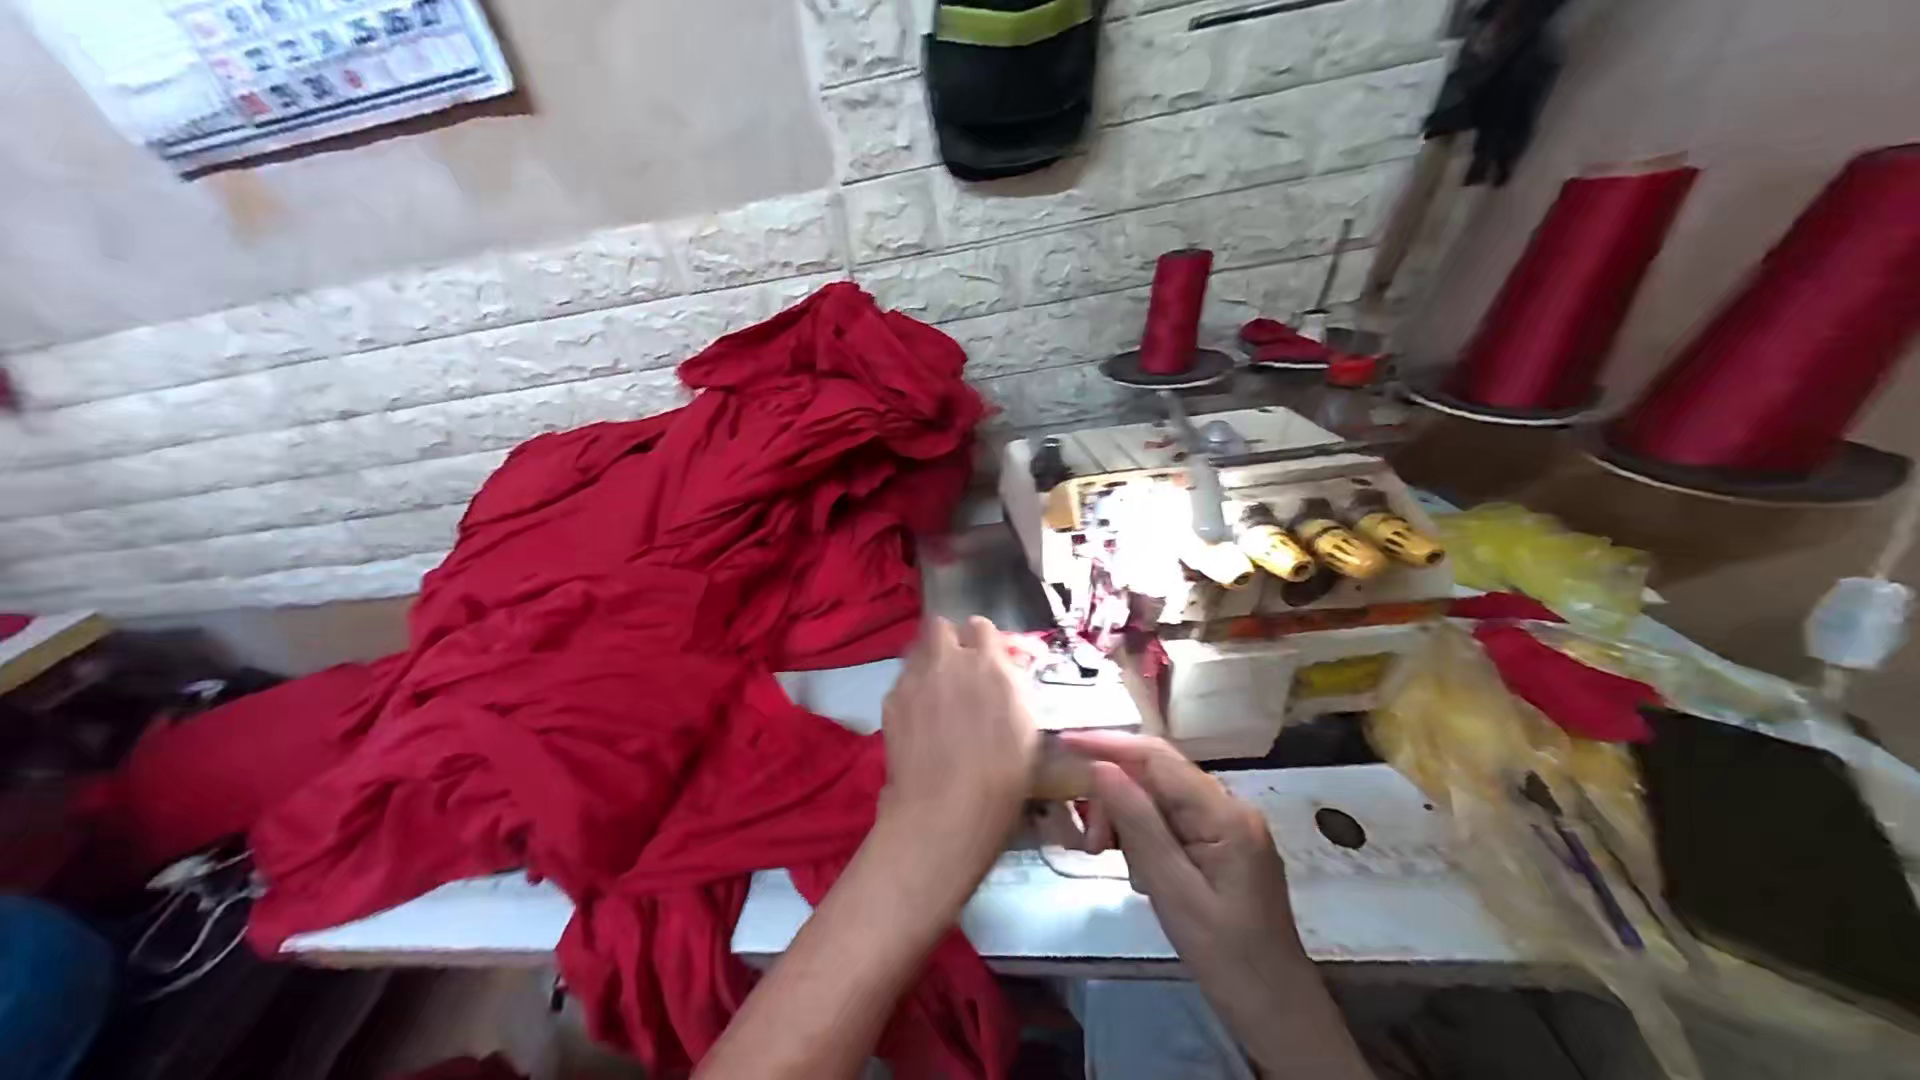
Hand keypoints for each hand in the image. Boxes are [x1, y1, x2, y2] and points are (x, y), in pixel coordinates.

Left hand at [878, 617, 1040, 858]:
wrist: (945, 810)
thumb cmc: (1002, 777)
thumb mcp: (1028, 726)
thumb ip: (1014, 686)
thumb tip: (1006, 669)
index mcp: (988, 663)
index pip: (981, 626)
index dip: (983, 641)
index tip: (987, 658)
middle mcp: (948, 660)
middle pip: (941, 626)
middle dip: (949, 641)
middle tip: (957, 668)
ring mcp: (914, 678)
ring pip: (917, 649)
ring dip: (928, 661)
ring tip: (936, 691)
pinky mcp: (891, 699)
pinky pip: (902, 680)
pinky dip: (911, 689)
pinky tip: (918, 717)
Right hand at [1063, 732, 1369, 1078]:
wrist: (1277, 1008)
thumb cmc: (1226, 956)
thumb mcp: (1173, 890)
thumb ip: (1138, 824)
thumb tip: (1101, 767)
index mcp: (1224, 813)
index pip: (1157, 757)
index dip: (1108, 743)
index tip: (1065, 740)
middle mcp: (1229, 805)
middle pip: (1157, 774)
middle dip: (1114, 795)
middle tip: (1091, 842)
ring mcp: (1228, 823)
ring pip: (1160, 796)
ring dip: (1126, 818)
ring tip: (1109, 858)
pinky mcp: (1222, 842)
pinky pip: (1172, 818)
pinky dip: (1144, 833)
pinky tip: (1136, 866)